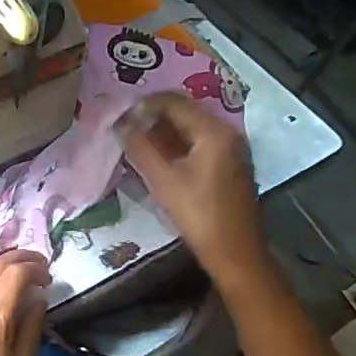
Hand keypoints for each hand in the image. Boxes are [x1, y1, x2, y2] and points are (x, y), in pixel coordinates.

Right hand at [118, 92, 263, 280]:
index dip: (144, 105)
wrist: (236, 253)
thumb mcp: (163, 181)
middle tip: (125, 130)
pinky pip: (200, 145)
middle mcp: (228, 133)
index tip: (120, 116)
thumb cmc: (199, 215)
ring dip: (163, 133)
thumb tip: (120, 124)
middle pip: (185, 113)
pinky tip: (158, 160)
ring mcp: (233, 150)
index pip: (174, 102)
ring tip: (136, 145)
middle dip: (153, 119)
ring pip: (192, 130)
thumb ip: (139, 148)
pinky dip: (178, 147)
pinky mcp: (231, 166)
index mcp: (214, 132)